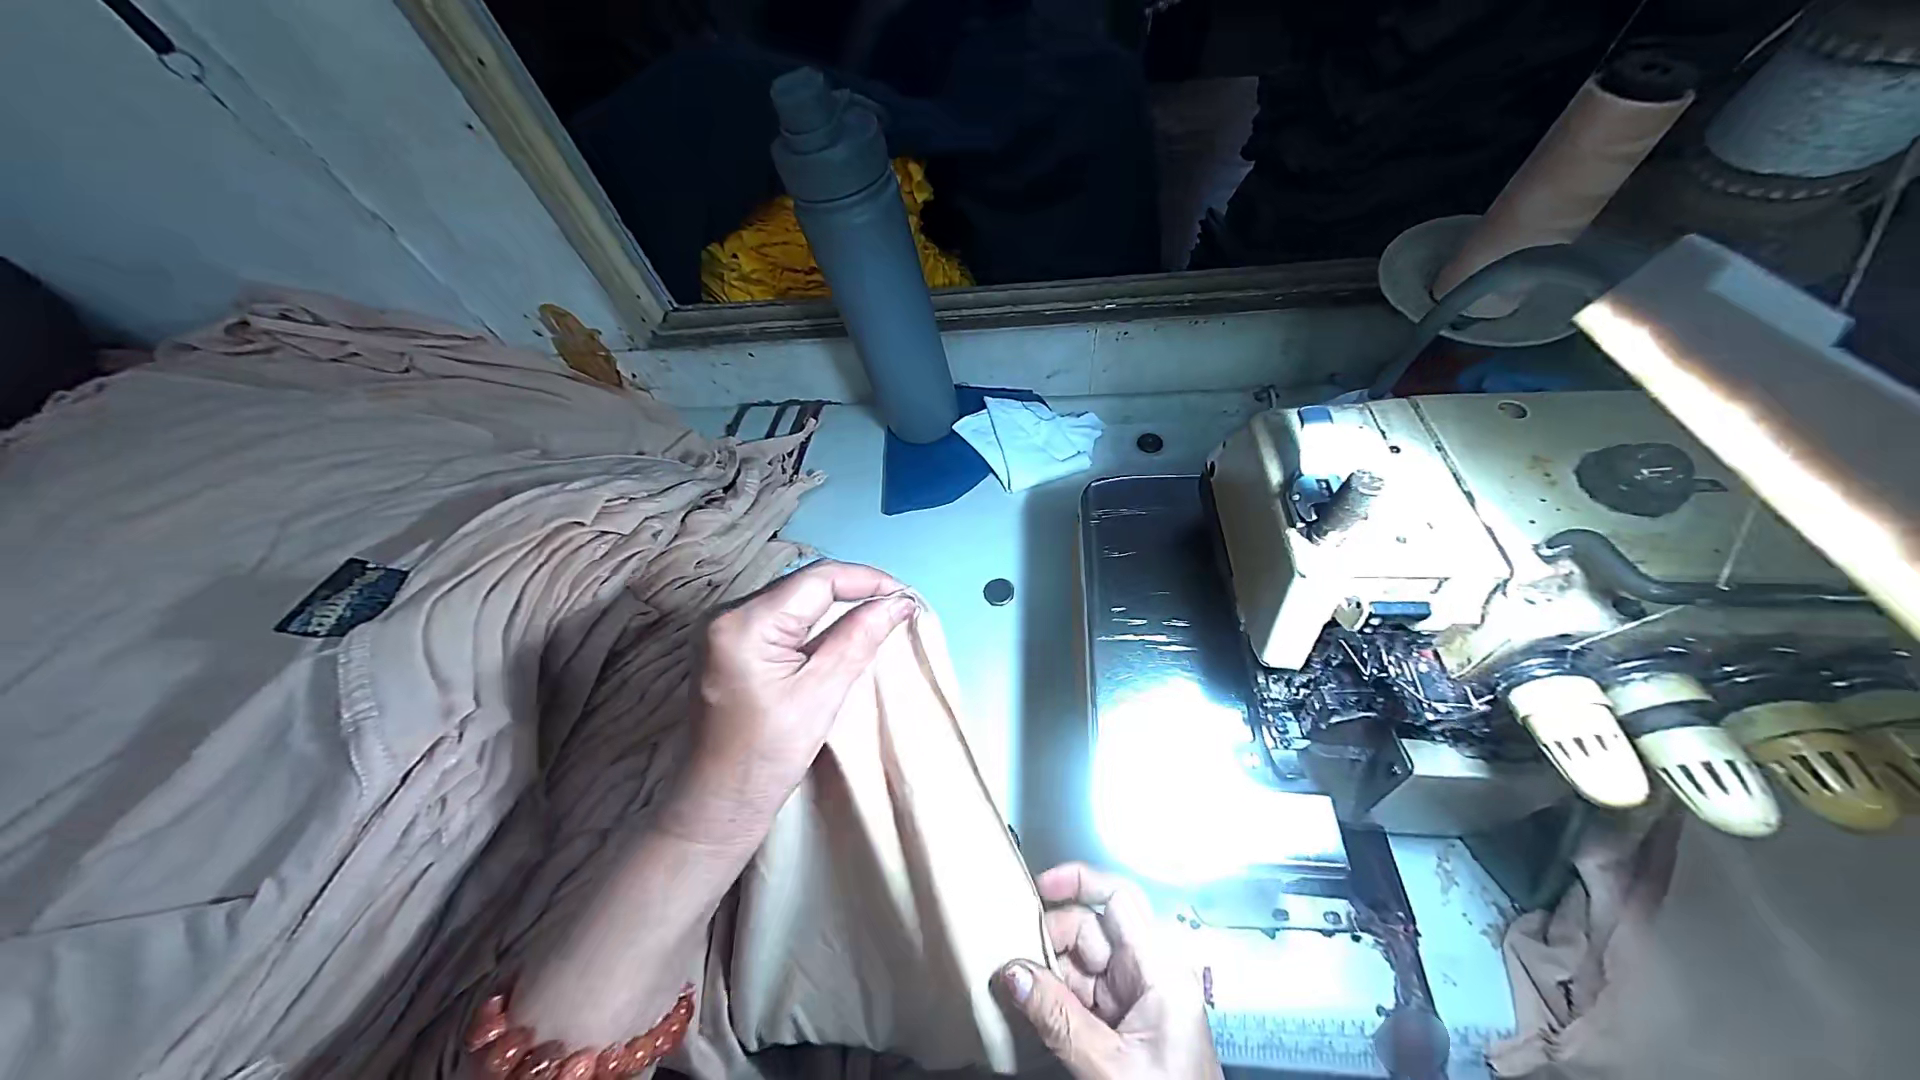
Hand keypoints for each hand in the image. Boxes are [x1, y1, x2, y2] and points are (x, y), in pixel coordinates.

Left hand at [665, 560, 915, 849]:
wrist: (715, 806)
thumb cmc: (766, 758)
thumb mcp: (821, 695)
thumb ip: (859, 638)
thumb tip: (899, 602)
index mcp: (744, 624)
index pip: (816, 580)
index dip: (866, 579)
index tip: (905, 595)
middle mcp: (726, 613)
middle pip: (803, 584)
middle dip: (854, 590)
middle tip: (897, 606)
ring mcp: (723, 627)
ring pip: (794, 598)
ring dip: (837, 604)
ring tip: (878, 616)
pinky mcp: (728, 643)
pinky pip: (781, 617)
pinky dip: (815, 621)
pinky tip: (842, 631)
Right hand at [999, 864, 1221, 1079]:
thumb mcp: (1109, 1070)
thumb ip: (1058, 1019)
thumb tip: (1010, 972)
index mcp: (1160, 972)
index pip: (1120, 899)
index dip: (1080, 882)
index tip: (1039, 889)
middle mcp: (1148, 975)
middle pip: (1093, 929)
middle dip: (1051, 936)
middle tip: (1011, 956)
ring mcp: (1134, 1002)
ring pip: (1081, 963)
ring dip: (1047, 969)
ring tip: (1011, 982)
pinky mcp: (1122, 1028)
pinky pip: (1081, 994)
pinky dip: (1054, 996)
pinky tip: (1028, 1005)